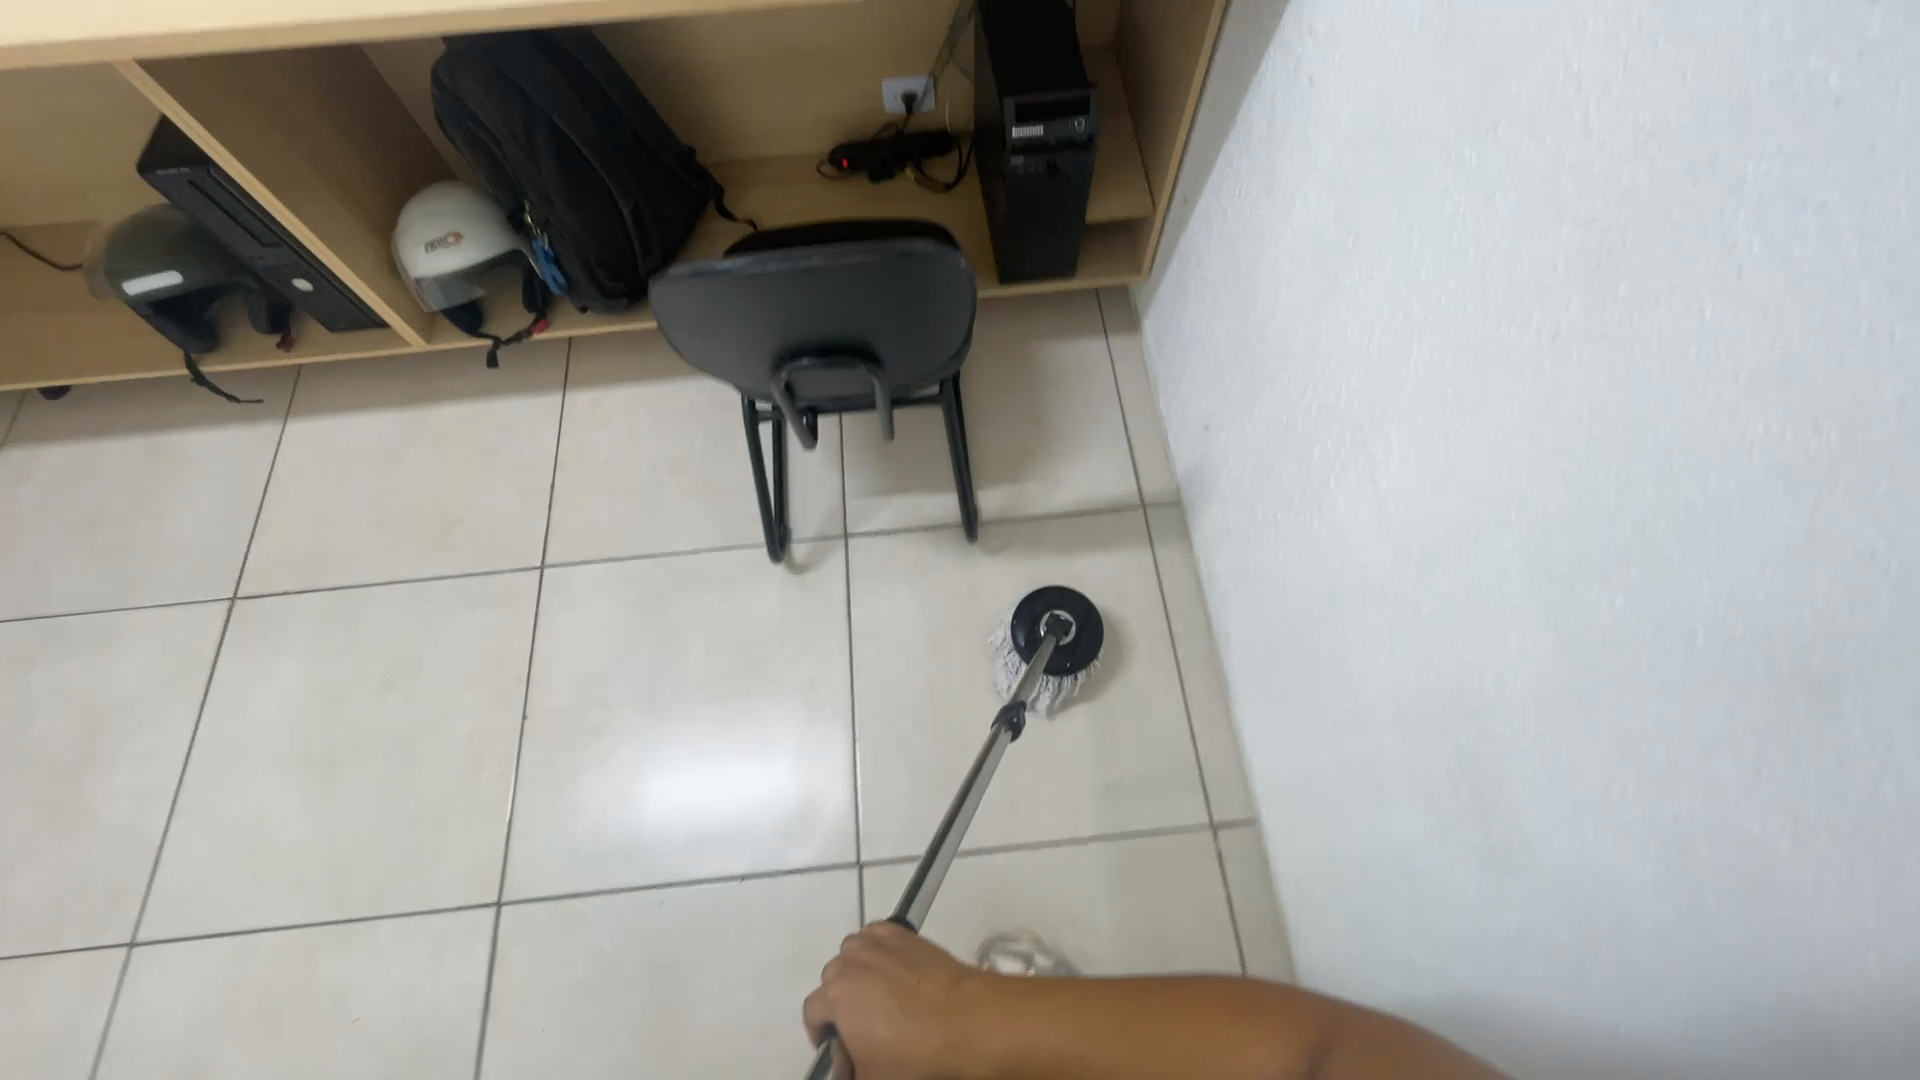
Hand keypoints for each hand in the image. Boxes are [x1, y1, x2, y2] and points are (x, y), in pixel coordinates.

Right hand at [802, 922, 997, 1079]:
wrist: (960, 1018)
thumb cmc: (911, 1052)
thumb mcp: (870, 1076)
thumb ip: (848, 1071)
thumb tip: (847, 1066)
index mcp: (835, 997)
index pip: (811, 1011)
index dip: (818, 1031)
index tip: (835, 1045)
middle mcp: (850, 962)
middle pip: (831, 978)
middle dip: (838, 1000)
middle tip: (859, 1023)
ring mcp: (877, 942)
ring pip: (851, 951)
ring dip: (855, 969)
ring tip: (875, 991)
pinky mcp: (902, 933)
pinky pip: (875, 933)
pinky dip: (875, 946)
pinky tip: (889, 964)